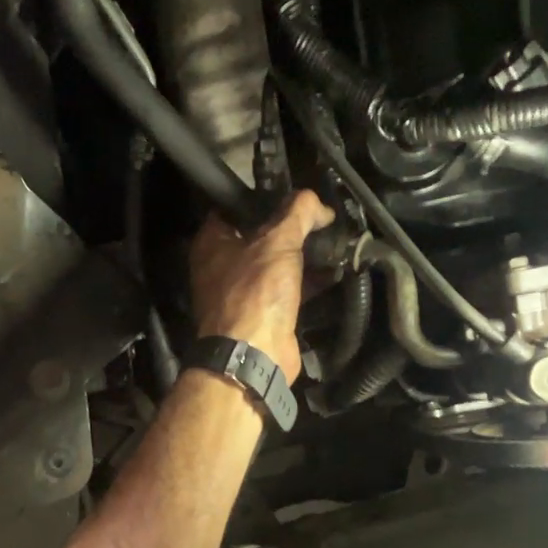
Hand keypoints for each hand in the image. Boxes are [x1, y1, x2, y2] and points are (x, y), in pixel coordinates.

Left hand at [189, 191, 333, 383]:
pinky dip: (309, 280)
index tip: (293, 191)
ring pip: (276, 263)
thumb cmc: (255, 293)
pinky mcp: (263, 313)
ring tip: (335, 237)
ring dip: (303, 254)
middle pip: (258, 235)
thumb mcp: (278, 241)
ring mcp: (241, 292)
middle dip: (290, 227)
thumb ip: (298, 214)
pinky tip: (336, 268)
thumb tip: (316, 203)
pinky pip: (288, 288)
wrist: (254, 356)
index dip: (262, 196)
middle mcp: (220, 267)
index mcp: (211, 244)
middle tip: (320, 215)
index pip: (233, 206)